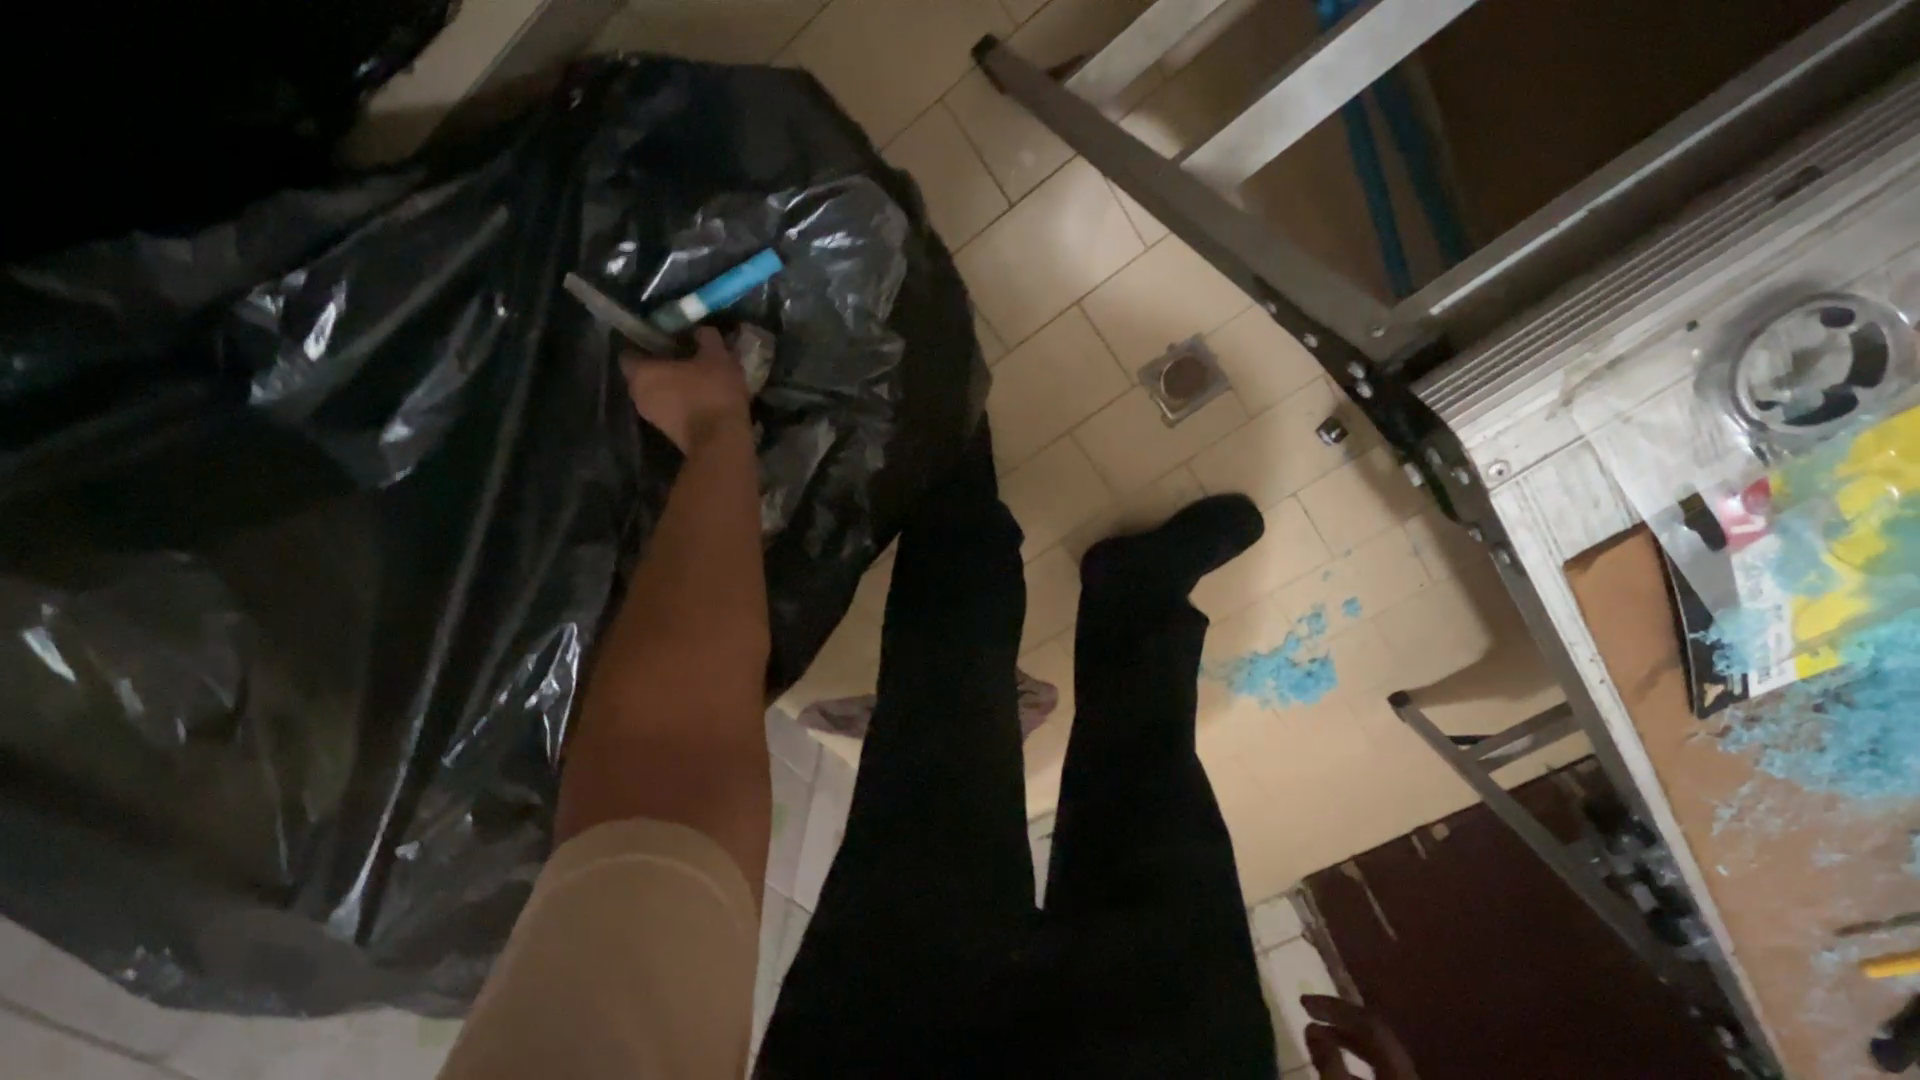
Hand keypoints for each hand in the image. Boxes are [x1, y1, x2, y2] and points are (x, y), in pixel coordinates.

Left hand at [619, 326, 751, 453]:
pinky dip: (681, 404)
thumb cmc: (712, 392)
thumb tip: (701, 331)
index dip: (646, 344)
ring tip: (697, 379)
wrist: (721, 441)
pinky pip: (669, 410)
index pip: (629, 352)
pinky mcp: (668, 433)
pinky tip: (703, 398)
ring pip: (657, 394)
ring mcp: (651, 417)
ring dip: (673, 387)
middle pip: (644, 375)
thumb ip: (706, 338)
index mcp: (641, 372)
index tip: (666, 340)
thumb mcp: (716, 356)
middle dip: (662, 367)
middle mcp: (638, 395)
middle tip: (685, 357)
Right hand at [1301, 995, 1417, 1079]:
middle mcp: (1407, 1070)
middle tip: (1308, 1010)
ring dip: (1344, 1039)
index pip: (1368, 1022)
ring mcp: (1405, 1079)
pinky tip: (1335, 1066)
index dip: (1335, 1007)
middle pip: (1374, 1034)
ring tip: (1316, 1035)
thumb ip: (1329, 1063)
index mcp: (1399, 1067)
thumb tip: (1310, 1028)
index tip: (1303, 1001)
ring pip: (1376, 1053)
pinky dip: (1353, 1062)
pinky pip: (1377, 1070)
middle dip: (1339, 1019)